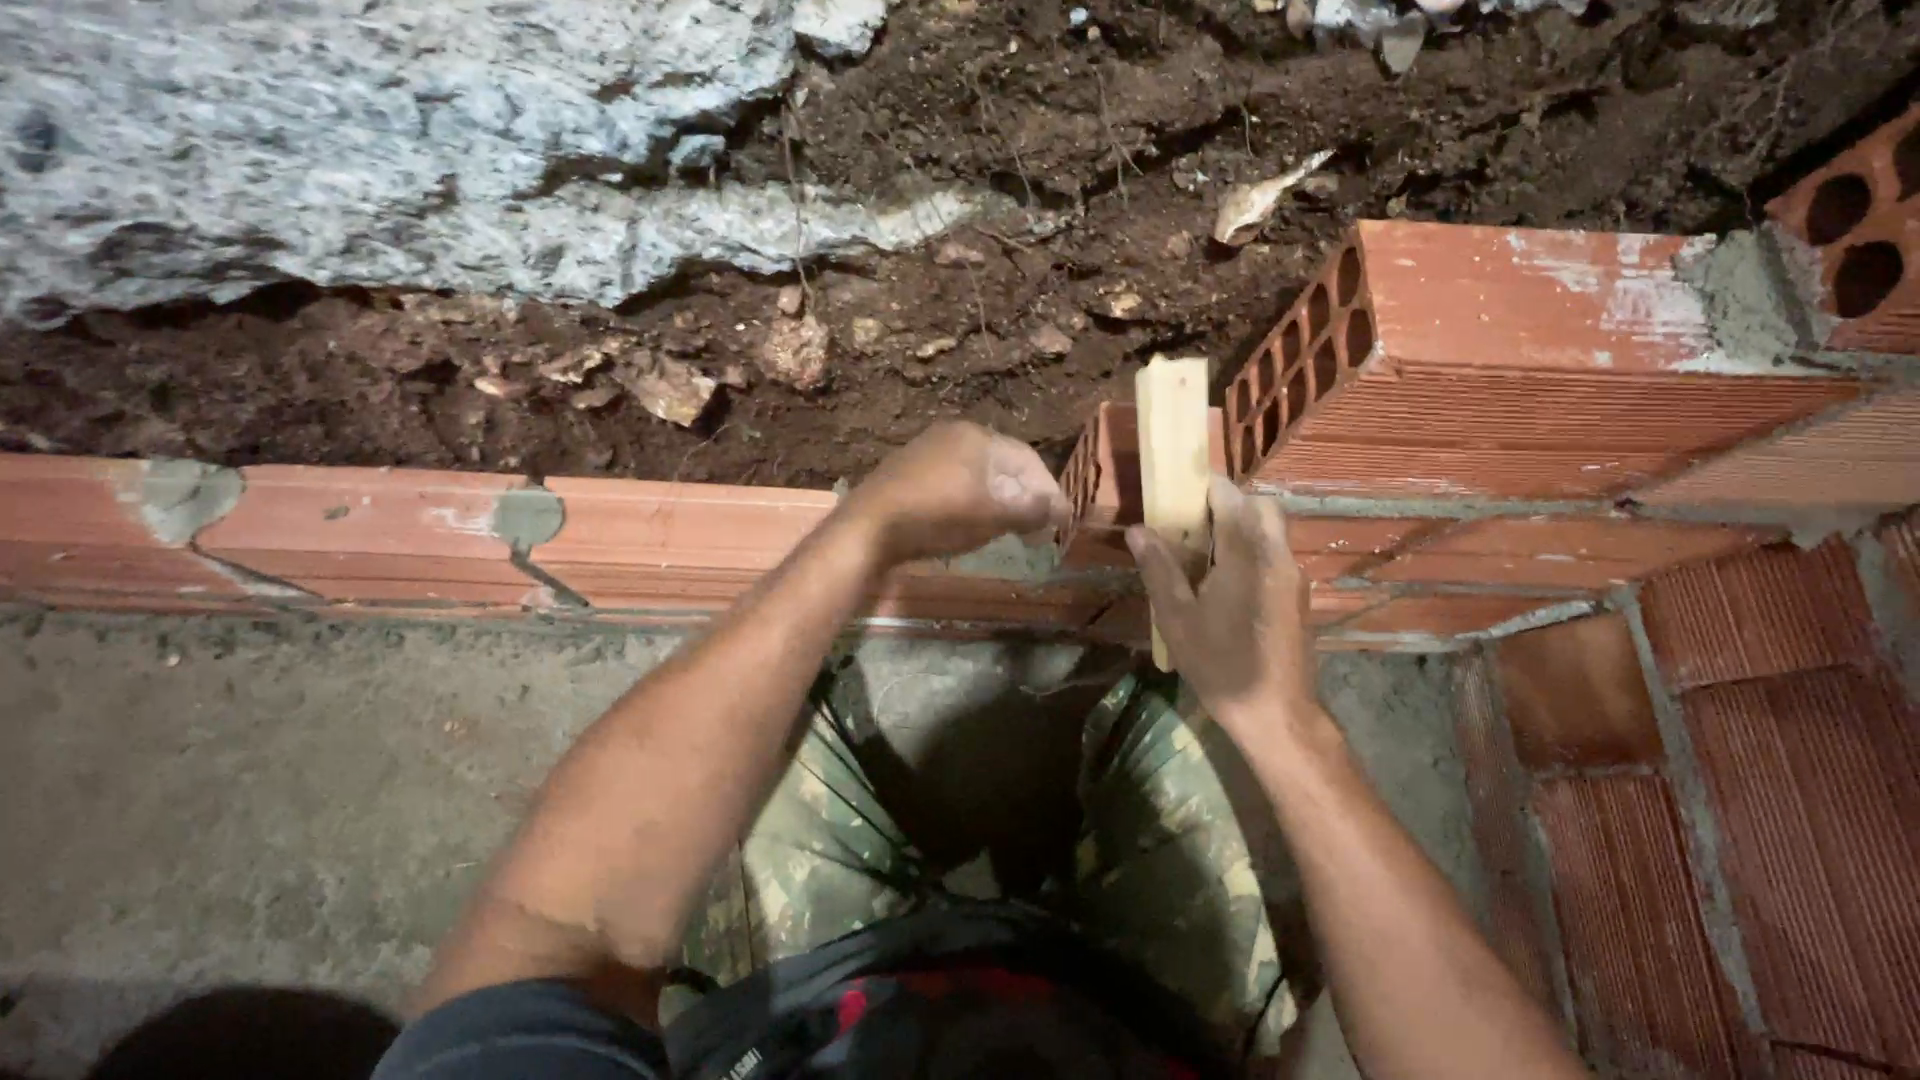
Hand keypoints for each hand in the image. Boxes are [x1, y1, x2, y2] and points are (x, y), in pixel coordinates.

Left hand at [841, 421, 1071, 565]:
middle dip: (1024, 496)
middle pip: (1002, 465)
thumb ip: (1031, 510)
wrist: (868, 528)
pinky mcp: (907, 472)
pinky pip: (953, 483)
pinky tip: (971, 524)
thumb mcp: (993, 516)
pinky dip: (971, 502)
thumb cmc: (938, 516)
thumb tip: (1060, 508)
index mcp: (977, 436)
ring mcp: (926, 451)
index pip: (1027, 459)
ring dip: (998, 501)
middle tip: (1037, 528)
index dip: (1048, 490)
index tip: (1060, 520)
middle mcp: (952, 434)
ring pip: (977, 475)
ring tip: (1009, 529)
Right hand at [1126, 476, 1325, 742]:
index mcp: (1248, 556)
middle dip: (1228, 505)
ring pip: (1271, 532)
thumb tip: (1138, 530)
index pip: (1232, 498)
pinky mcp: (1296, 598)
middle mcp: (1278, 557)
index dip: (1205, 488)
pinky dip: (1252, 552)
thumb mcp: (1178, 619)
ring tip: (1202, 554)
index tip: (1178, 493)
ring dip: (1241, 529)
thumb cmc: (1221, 665)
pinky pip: (1275, 556)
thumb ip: (1159, 569)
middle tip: (1191, 524)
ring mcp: (1293, 578)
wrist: (1277, 714)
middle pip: (1261, 508)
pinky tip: (1224, 584)